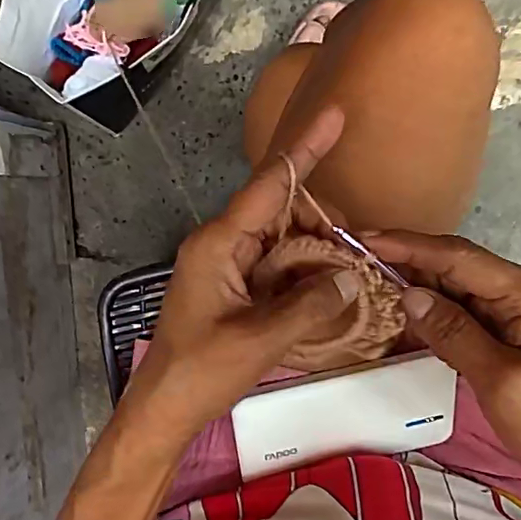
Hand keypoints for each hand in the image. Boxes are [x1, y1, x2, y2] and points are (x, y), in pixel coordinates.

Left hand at [123, 108, 362, 437]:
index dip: (304, 149)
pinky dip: (302, 271)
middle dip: (320, 219)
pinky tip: (326, 288)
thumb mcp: (262, 339)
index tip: (333, 114)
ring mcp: (226, 265)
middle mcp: (221, 244)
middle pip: (279, 209)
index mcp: (219, 244)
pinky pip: (274, 264)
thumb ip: (311, 304)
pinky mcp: (233, 286)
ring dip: (314, 249)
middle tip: (353, 251)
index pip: (269, 185)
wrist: (167, 406)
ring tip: (344, 275)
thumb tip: (352, 277)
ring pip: (281, 238)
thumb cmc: (202, 371)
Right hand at [362, 231, 520, 487]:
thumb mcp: (500, 378)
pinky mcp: (501, 330)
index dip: (410, 246)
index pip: (460, 259)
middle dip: (407, 259)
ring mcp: (512, 310)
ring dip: (413, 281)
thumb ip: (454, 332)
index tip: (365, 238)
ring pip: (452, 286)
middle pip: (454, 266)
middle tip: (356, 256)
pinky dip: (427, 307)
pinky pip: (457, 309)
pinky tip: (398, 305)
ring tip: (367, 275)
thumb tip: (408, 294)